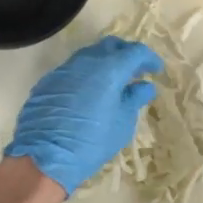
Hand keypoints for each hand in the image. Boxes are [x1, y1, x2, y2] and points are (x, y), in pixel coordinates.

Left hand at [5, 36, 162, 193]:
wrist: (45, 156)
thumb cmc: (92, 141)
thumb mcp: (122, 123)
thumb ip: (134, 99)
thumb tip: (144, 86)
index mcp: (109, 68)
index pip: (135, 51)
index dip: (149, 59)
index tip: (156, 71)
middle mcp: (85, 61)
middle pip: (110, 46)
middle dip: (126, 54)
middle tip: (135, 71)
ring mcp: (64, 69)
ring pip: (89, 55)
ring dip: (104, 63)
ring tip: (113, 82)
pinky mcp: (48, 81)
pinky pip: (73, 70)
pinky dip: (86, 75)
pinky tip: (89, 93)